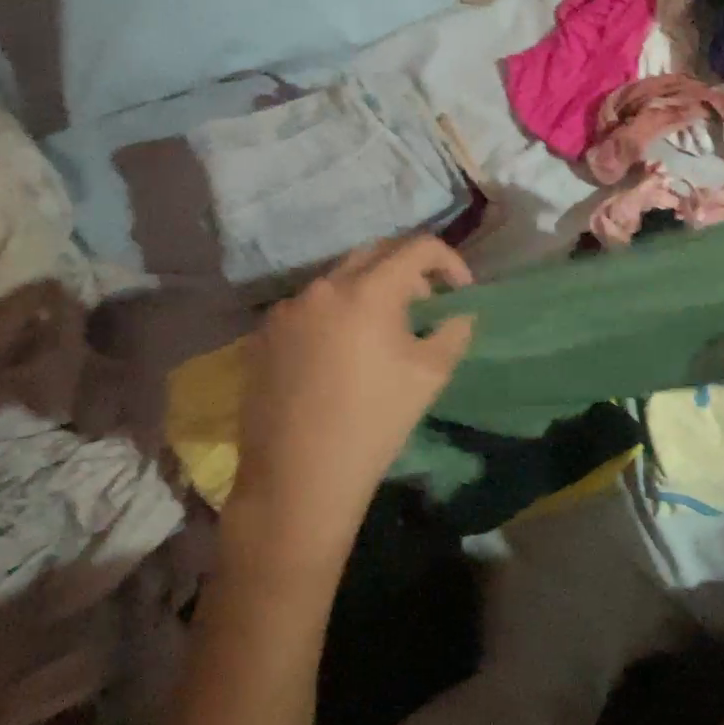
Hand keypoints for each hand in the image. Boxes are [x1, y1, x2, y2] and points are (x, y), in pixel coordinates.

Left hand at [229, 236, 473, 569]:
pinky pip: (309, 307)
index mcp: (368, 291)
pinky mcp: (263, 335)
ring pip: (339, 279)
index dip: (449, 261)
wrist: (299, 477)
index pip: (418, 247)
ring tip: (383, 332)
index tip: (459, 292)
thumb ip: (454, 331)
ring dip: (369, 291)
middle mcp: (323, 287)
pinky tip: (341, 355)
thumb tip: (458, 313)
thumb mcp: (431, 375)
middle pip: (376, 252)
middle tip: (425, 305)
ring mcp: (287, 310)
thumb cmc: (375, 422)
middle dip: (409, 270)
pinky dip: (335, 314)